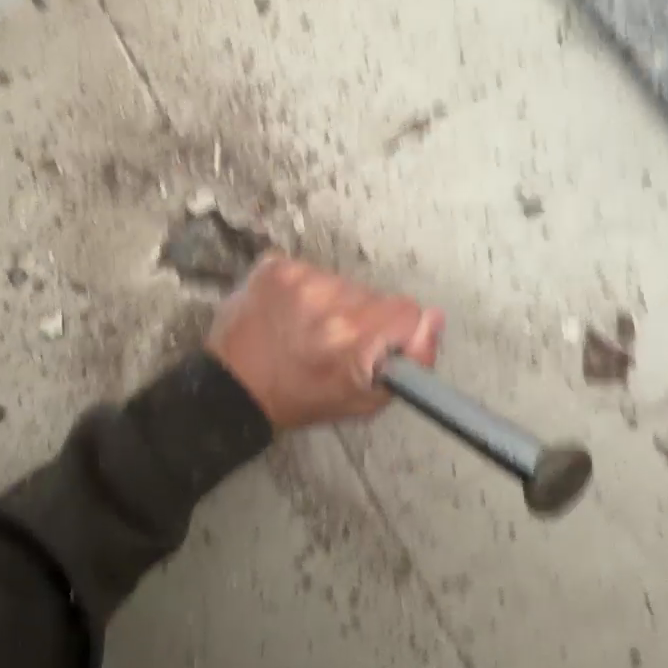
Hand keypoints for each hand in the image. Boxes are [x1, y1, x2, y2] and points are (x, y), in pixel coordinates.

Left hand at [205, 253, 445, 430]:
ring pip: (341, 282)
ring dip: (332, 302)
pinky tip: (289, 314)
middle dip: (362, 317)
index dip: (399, 331)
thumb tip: (433, 321)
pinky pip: (310, 272)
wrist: (235, 385)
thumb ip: (410, 363)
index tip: (378, 344)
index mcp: (353, 337)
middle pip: (372, 295)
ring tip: (307, 329)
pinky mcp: (275, 268)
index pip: (408, 311)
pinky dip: (304, 290)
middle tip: (334, 342)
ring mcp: (298, 280)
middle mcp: (327, 301)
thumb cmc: (296, 398)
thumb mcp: (363, 399)